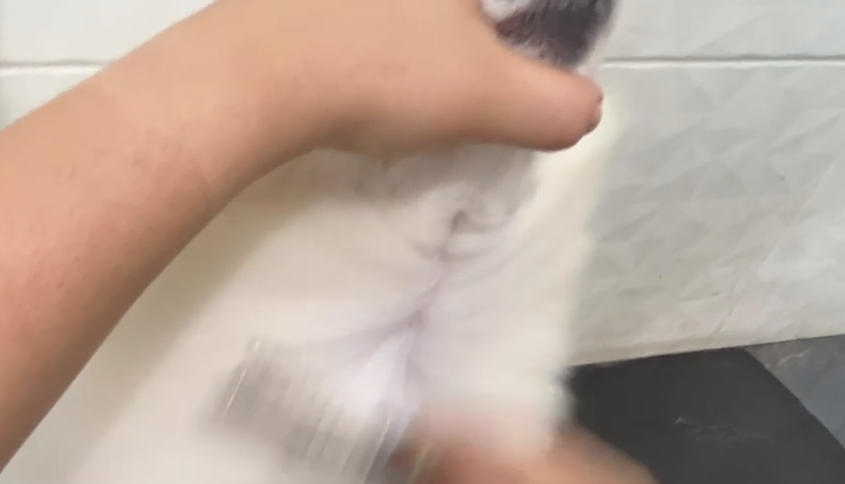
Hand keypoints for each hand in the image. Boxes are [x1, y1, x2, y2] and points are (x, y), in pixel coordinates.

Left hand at [186, 0, 604, 156]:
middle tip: (465, 87)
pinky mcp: (300, 4)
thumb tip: (585, 112)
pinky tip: (366, 74)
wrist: (259, 79)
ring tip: (412, 87)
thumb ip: (547, 105)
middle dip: (478, 33)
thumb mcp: (482, 96)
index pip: (518, 7)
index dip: (533, 30)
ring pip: (411, 19)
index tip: (518, 69)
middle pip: (463, 13)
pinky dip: (373, 37)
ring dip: (421, 35)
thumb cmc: (382, 72)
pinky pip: (361, 23)